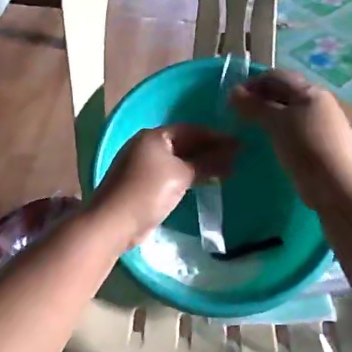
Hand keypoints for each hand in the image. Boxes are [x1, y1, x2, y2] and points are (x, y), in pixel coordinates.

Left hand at [89, 124, 237, 248]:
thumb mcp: (181, 175)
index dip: (216, 136)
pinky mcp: (141, 184)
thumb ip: (207, 163)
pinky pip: (170, 174)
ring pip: (177, 160)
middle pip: (184, 143)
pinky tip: (202, 183)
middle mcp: (146, 146)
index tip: (238, 145)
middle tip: (235, 159)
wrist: (113, 222)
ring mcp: (142, 165)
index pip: (191, 129)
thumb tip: (232, 154)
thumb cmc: (147, 191)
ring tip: (225, 172)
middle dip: (209, 151)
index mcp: (153, 136)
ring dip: (200, 165)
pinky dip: (187, 176)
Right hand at [229, 70, 351, 207]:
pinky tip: (265, 145)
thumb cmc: (306, 148)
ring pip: (287, 114)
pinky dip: (276, 133)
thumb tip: (233, 91)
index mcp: (310, 92)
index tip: (230, 99)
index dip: (252, 83)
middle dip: (258, 100)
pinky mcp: (319, 147)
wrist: (339, 188)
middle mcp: (318, 104)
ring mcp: (320, 126)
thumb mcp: (277, 122)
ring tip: (246, 130)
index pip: (276, 76)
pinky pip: (292, 132)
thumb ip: (255, 106)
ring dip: (266, 118)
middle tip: (236, 115)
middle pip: (283, 94)